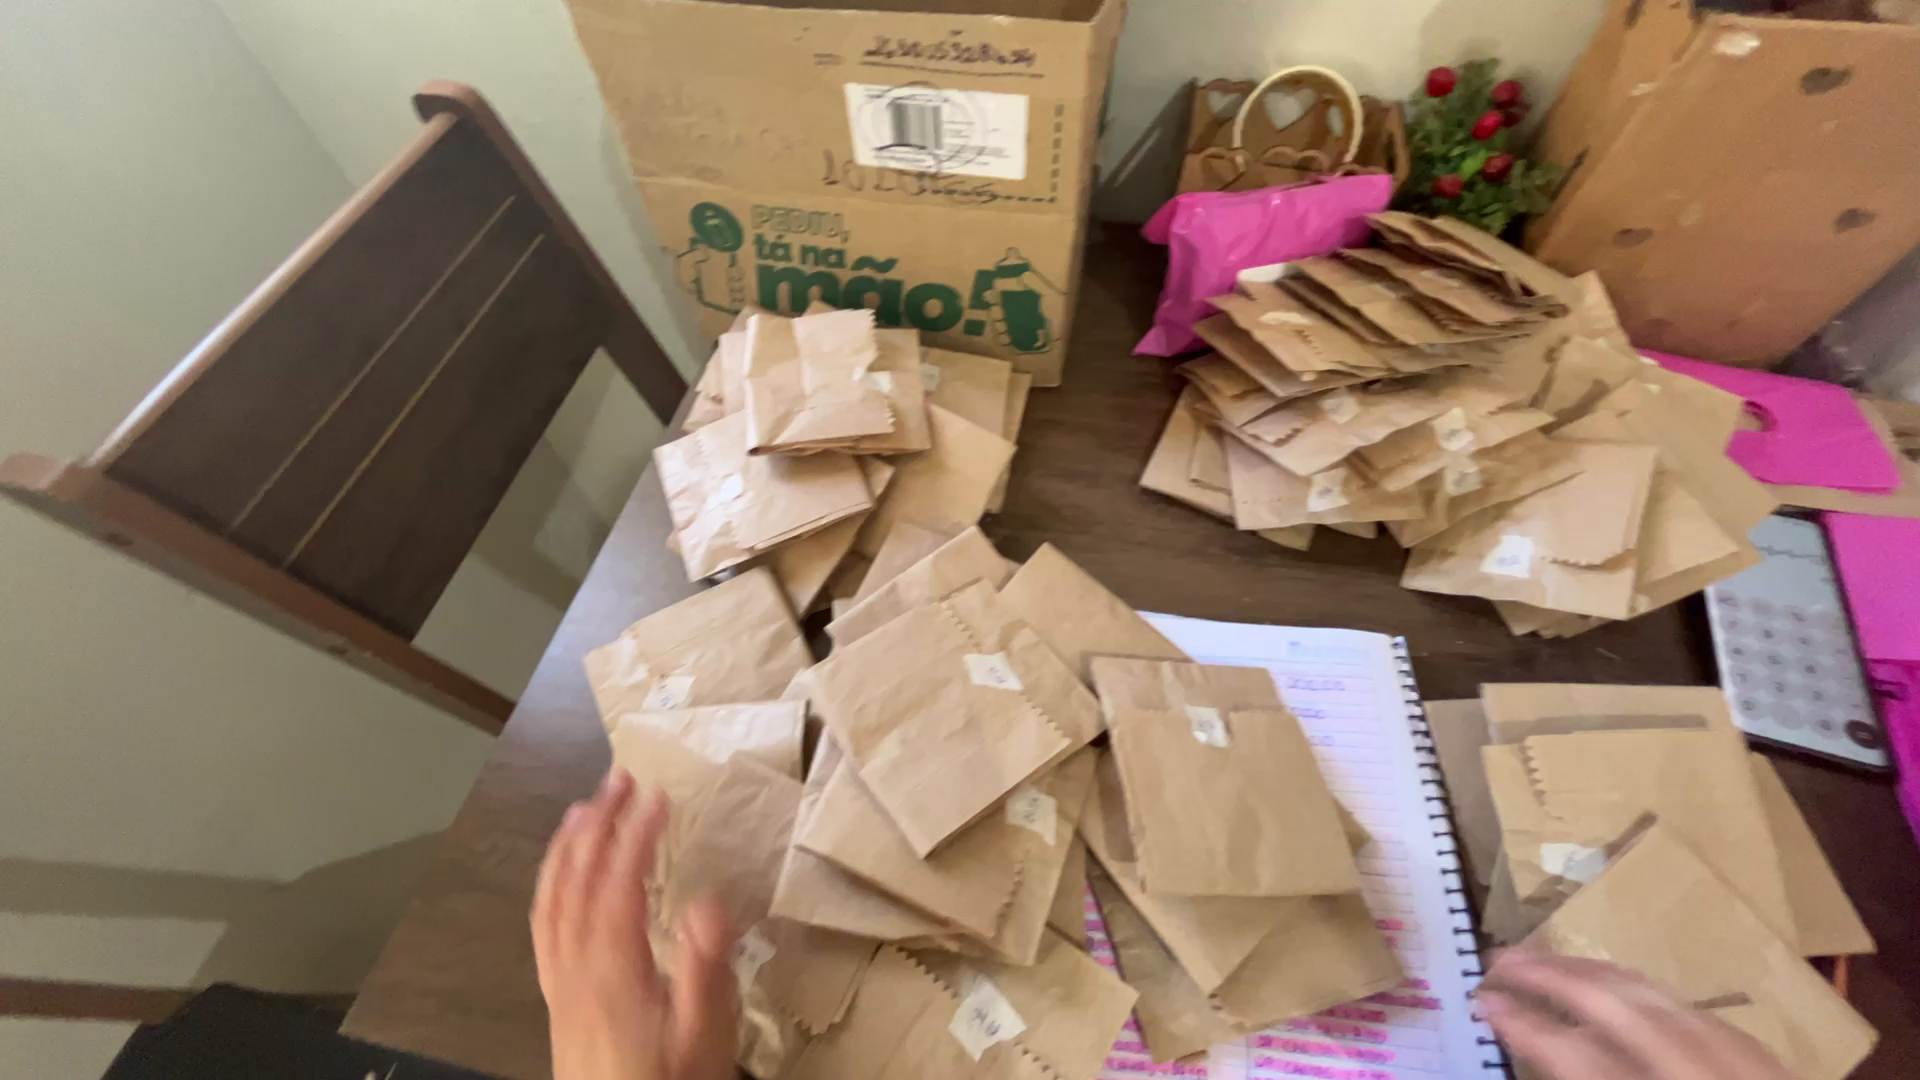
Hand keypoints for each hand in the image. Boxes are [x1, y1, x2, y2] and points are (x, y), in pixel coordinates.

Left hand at [532, 769, 737, 1079]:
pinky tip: (562, 869)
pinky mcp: (558, 994)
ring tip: (585, 806)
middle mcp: (576, 967)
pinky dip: (550, 885)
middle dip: (597, 823)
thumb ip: (705, 966)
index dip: (636, 835)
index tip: (658, 794)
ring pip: (552, 900)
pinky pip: (544, 926)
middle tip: (620, 778)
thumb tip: (709, 899)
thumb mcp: (704, 1030)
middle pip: (577, 882)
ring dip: (568, 847)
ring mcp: (560, 981)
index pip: (619, 885)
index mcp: (613, 969)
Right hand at [1479, 950, 1792, 1079]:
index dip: (1524, 1025)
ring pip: (1662, 999)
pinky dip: (1649, 994)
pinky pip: (1703, 1015)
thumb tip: (1527, 1043)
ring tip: (1544, 962)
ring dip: (1592, 972)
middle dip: (1547, 975)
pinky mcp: (1779, 1072)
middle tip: (1497, 960)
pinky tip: (1618, 990)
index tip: (1481, 1001)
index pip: (1581, 1060)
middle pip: (1619, 1008)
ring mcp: (1753, 1074)